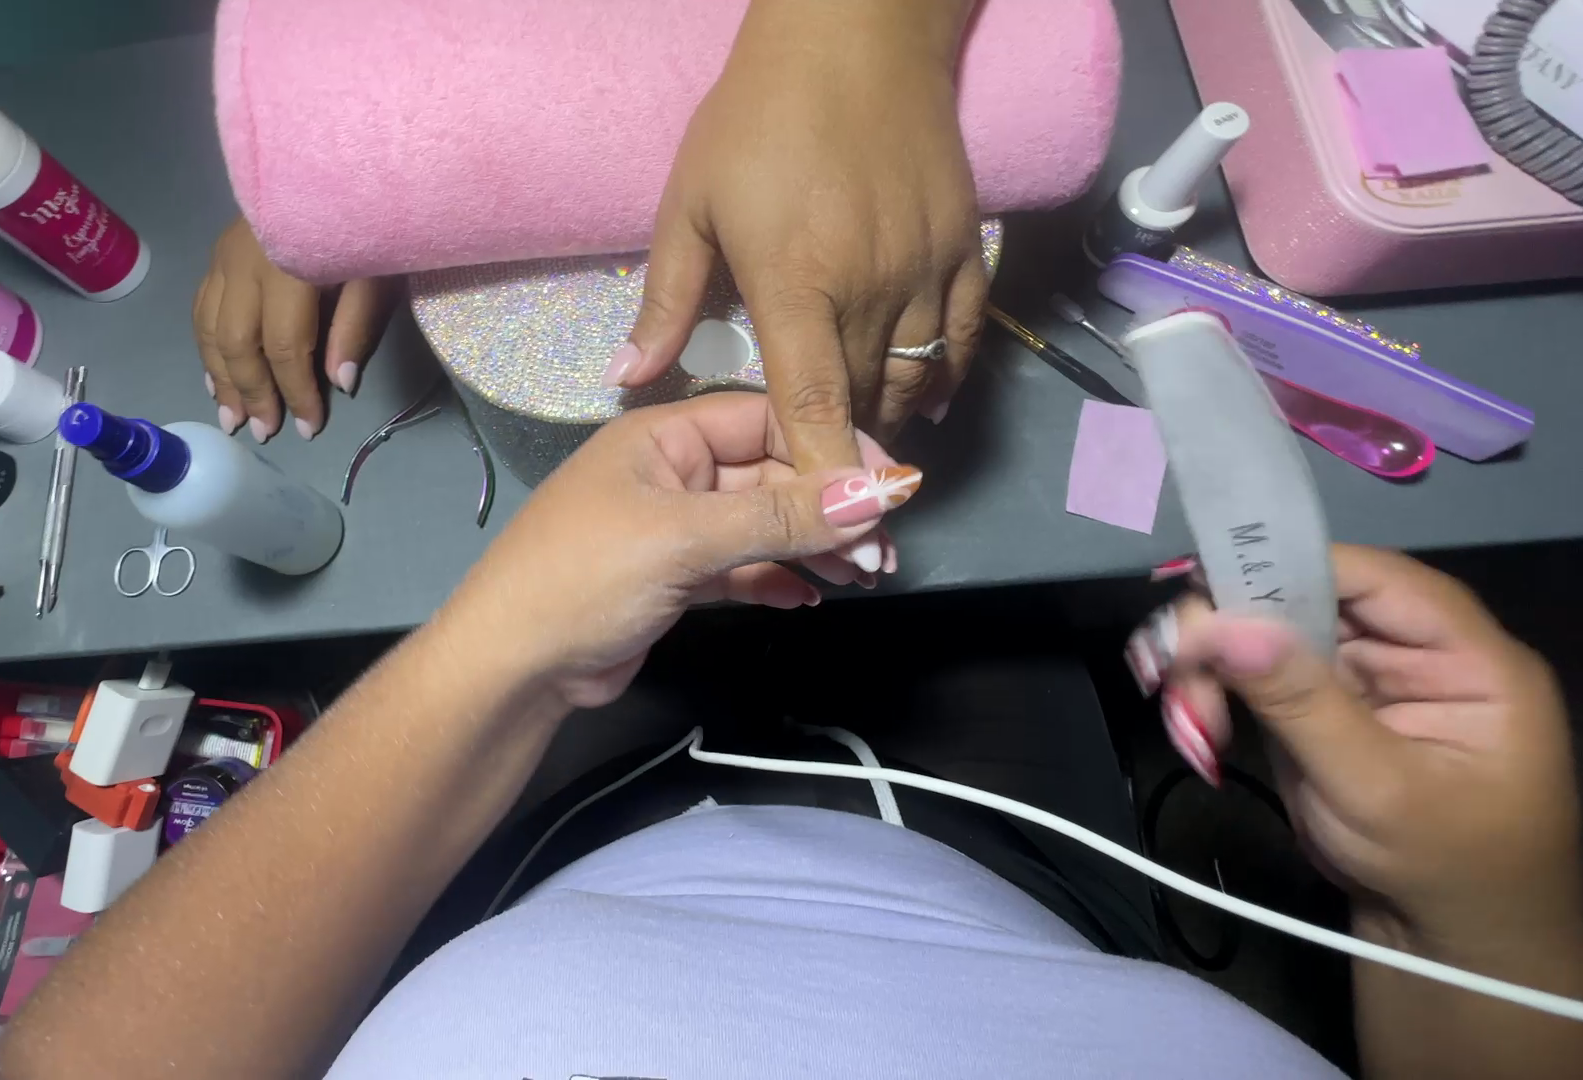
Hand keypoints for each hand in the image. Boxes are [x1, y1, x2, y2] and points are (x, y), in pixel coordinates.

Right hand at [193, 217, 400, 442]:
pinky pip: (203, 308)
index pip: (284, 348)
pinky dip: (207, 346)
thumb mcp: (375, 273)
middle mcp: (243, 264)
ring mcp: (224, 256)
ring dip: (220, 377)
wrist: (333, 161)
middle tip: (261, 433)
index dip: (295, 392)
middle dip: (251, 393)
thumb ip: (353, 328)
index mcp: (286, 269)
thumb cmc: (365, 220)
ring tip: (231, 416)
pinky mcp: (218, 253)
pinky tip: (215, 376)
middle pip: (237, 343)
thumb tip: (339, 384)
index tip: (306, 428)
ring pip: (209, 328)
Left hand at [440, 392, 920, 708]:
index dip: (831, 448)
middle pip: (770, 477)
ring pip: (761, 526)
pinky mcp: (677, 577)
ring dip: (811, 547)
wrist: (515, 667)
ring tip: (862, 577)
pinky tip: (808, 596)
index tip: (892, 486)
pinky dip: (775, 578)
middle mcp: (673, 473)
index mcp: (664, 437)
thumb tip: (885, 489)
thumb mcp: (684, 538)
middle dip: (828, 511)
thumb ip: (783, 516)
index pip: (766, 420)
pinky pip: (741, 566)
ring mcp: (675, 527)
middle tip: (882, 553)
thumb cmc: (586, 578)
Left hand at [613, 0, 984, 470]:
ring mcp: (926, 269)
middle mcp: (869, 289)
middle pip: (860, 406)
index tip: (823, 524)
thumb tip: (625, 378)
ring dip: (883, 424)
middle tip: (828, 502)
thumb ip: (665, 303)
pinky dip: (939, 380)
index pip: (809, 405)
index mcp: (796, 287)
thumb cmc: (755, 123)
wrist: (855, 29)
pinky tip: (916, 402)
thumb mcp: (689, 207)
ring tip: (860, 455)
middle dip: (843, 461)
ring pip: (911, 380)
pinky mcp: (966, 249)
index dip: (818, 473)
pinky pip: (961, 339)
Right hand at [1129, 545, 1582, 946]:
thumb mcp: (1374, 786)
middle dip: (1223, 629)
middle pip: (1296, 601)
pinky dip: (1204, 689)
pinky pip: (1240, 669)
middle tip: (1166, 661)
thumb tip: (1226, 625)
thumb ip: (1301, 702)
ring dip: (1203, 666)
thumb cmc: (1441, 865)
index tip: (1200, 580)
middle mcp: (1403, 653)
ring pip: (1255, 634)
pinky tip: (1194, 724)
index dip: (1289, 565)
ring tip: (1183, 715)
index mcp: (1462, 661)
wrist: (1439, 932)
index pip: (1374, 580)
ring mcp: (1349, 675)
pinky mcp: (1304, 699)